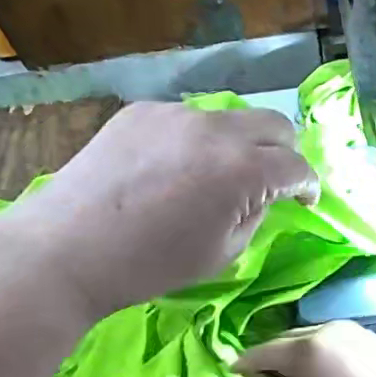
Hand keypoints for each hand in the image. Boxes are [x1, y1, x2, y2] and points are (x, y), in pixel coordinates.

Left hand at [5, 102, 319, 318]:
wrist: (68, 248)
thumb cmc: (149, 265)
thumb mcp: (221, 255)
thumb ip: (254, 216)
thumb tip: (262, 195)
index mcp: (243, 171)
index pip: (296, 165)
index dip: (307, 185)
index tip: (304, 199)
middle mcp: (216, 130)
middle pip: (273, 123)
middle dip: (282, 152)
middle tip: (269, 179)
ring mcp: (175, 113)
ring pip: (227, 119)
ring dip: (235, 144)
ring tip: (208, 176)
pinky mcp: (141, 111)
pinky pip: (184, 119)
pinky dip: (191, 140)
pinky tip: (165, 169)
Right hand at [220, 322, 375, 376]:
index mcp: (306, 349)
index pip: (260, 353)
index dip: (243, 368)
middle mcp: (330, 330)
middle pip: (287, 344)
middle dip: (271, 365)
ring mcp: (357, 333)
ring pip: (313, 342)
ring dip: (299, 362)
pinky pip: (337, 345)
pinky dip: (324, 360)